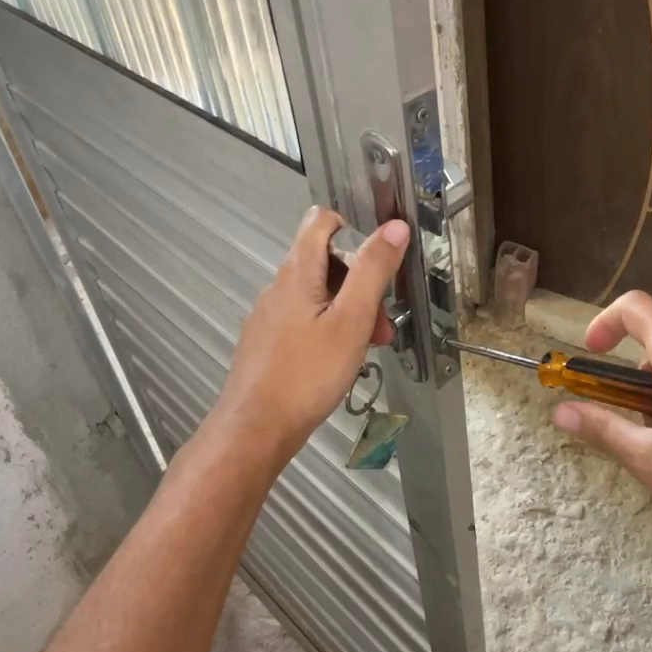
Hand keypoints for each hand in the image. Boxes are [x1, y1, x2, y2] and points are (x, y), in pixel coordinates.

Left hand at [207, 207, 409, 466]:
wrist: (255, 430)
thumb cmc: (307, 373)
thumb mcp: (351, 320)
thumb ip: (373, 270)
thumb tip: (395, 226)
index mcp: (297, 271)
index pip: (321, 221)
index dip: (353, 227)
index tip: (378, 259)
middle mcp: (279, 286)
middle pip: (326, 262)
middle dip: (361, 283)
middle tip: (382, 322)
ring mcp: (270, 315)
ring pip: (319, 296)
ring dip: (350, 312)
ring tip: (369, 347)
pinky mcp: (268, 342)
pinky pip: (305, 320)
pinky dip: (330, 330)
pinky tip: (341, 362)